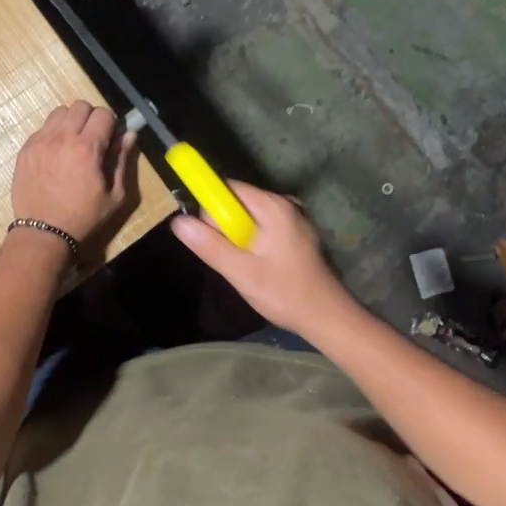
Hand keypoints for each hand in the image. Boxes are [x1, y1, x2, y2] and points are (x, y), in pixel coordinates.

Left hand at [11, 101, 138, 241]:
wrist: (43, 233)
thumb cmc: (84, 218)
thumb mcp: (114, 195)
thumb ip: (122, 161)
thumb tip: (129, 135)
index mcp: (87, 148)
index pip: (103, 114)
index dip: (111, 124)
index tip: (110, 138)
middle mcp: (62, 138)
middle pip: (80, 106)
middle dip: (91, 118)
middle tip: (93, 138)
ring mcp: (40, 142)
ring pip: (59, 112)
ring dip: (70, 121)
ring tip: (72, 143)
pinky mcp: (25, 149)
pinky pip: (42, 128)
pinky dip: (53, 133)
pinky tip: (55, 154)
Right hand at [171, 182, 355, 333]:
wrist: (326, 317)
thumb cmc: (284, 293)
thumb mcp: (242, 273)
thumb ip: (210, 246)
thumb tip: (178, 222)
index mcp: (273, 206)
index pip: (228, 188)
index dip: (210, 207)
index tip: (205, 234)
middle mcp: (284, 203)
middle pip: (238, 201)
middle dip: (225, 226)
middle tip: (229, 259)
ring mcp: (292, 217)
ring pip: (248, 216)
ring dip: (237, 237)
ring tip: (243, 266)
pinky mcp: (295, 232)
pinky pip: (262, 226)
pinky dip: (252, 242)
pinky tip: (258, 266)